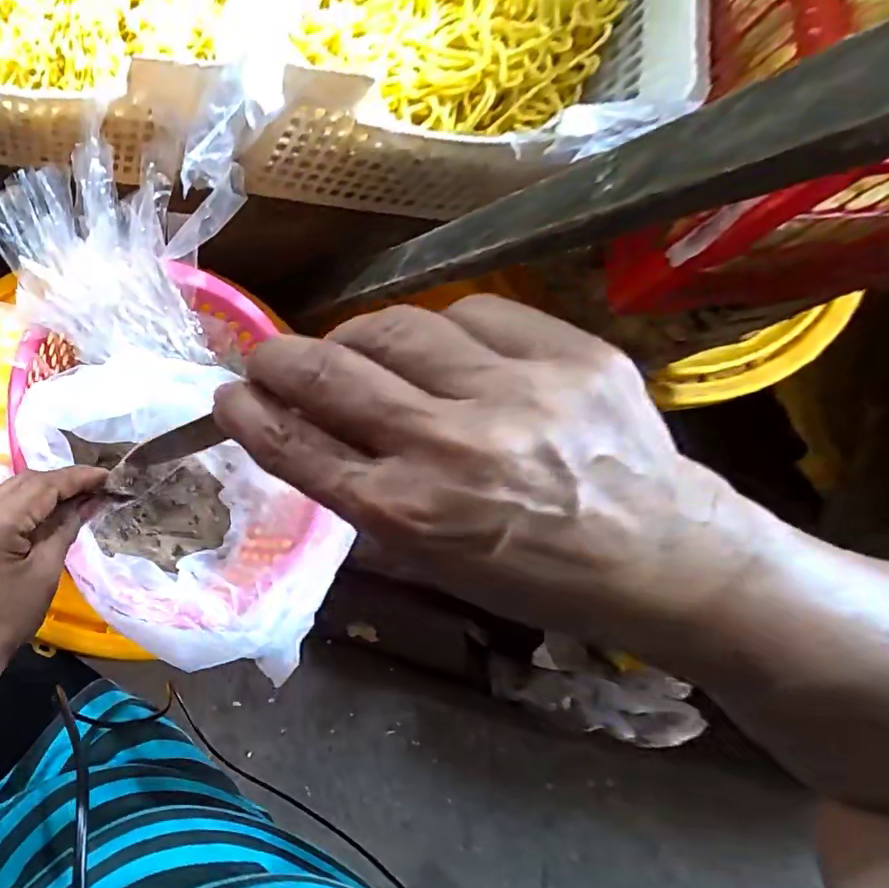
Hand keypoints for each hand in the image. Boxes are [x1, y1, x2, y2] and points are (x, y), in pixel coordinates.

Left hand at [0, 466, 108, 676]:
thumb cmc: (7, 618)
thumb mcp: (44, 573)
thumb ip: (65, 528)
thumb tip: (88, 501)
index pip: (42, 486)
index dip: (77, 478)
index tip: (108, 476)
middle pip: (25, 481)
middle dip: (62, 481)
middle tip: (97, 487)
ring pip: (11, 488)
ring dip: (44, 490)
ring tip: (78, 497)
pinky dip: (25, 502)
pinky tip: (47, 510)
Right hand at [213, 296, 760, 639]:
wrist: (663, 561)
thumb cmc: (515, 574)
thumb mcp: (413, 553)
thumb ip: (347, 490)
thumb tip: (293, 431)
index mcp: (402, 511)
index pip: (294, 444)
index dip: (246, 413)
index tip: (225, 395)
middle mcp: (447, 448)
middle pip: (329, 375)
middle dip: (276, 359)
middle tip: (261, 357)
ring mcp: (514, 394)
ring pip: (394, 328)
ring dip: (351, 337)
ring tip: (351, 351)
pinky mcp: (573, 355)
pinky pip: (471, 313)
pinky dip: (434, 328)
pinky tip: (435, 349)